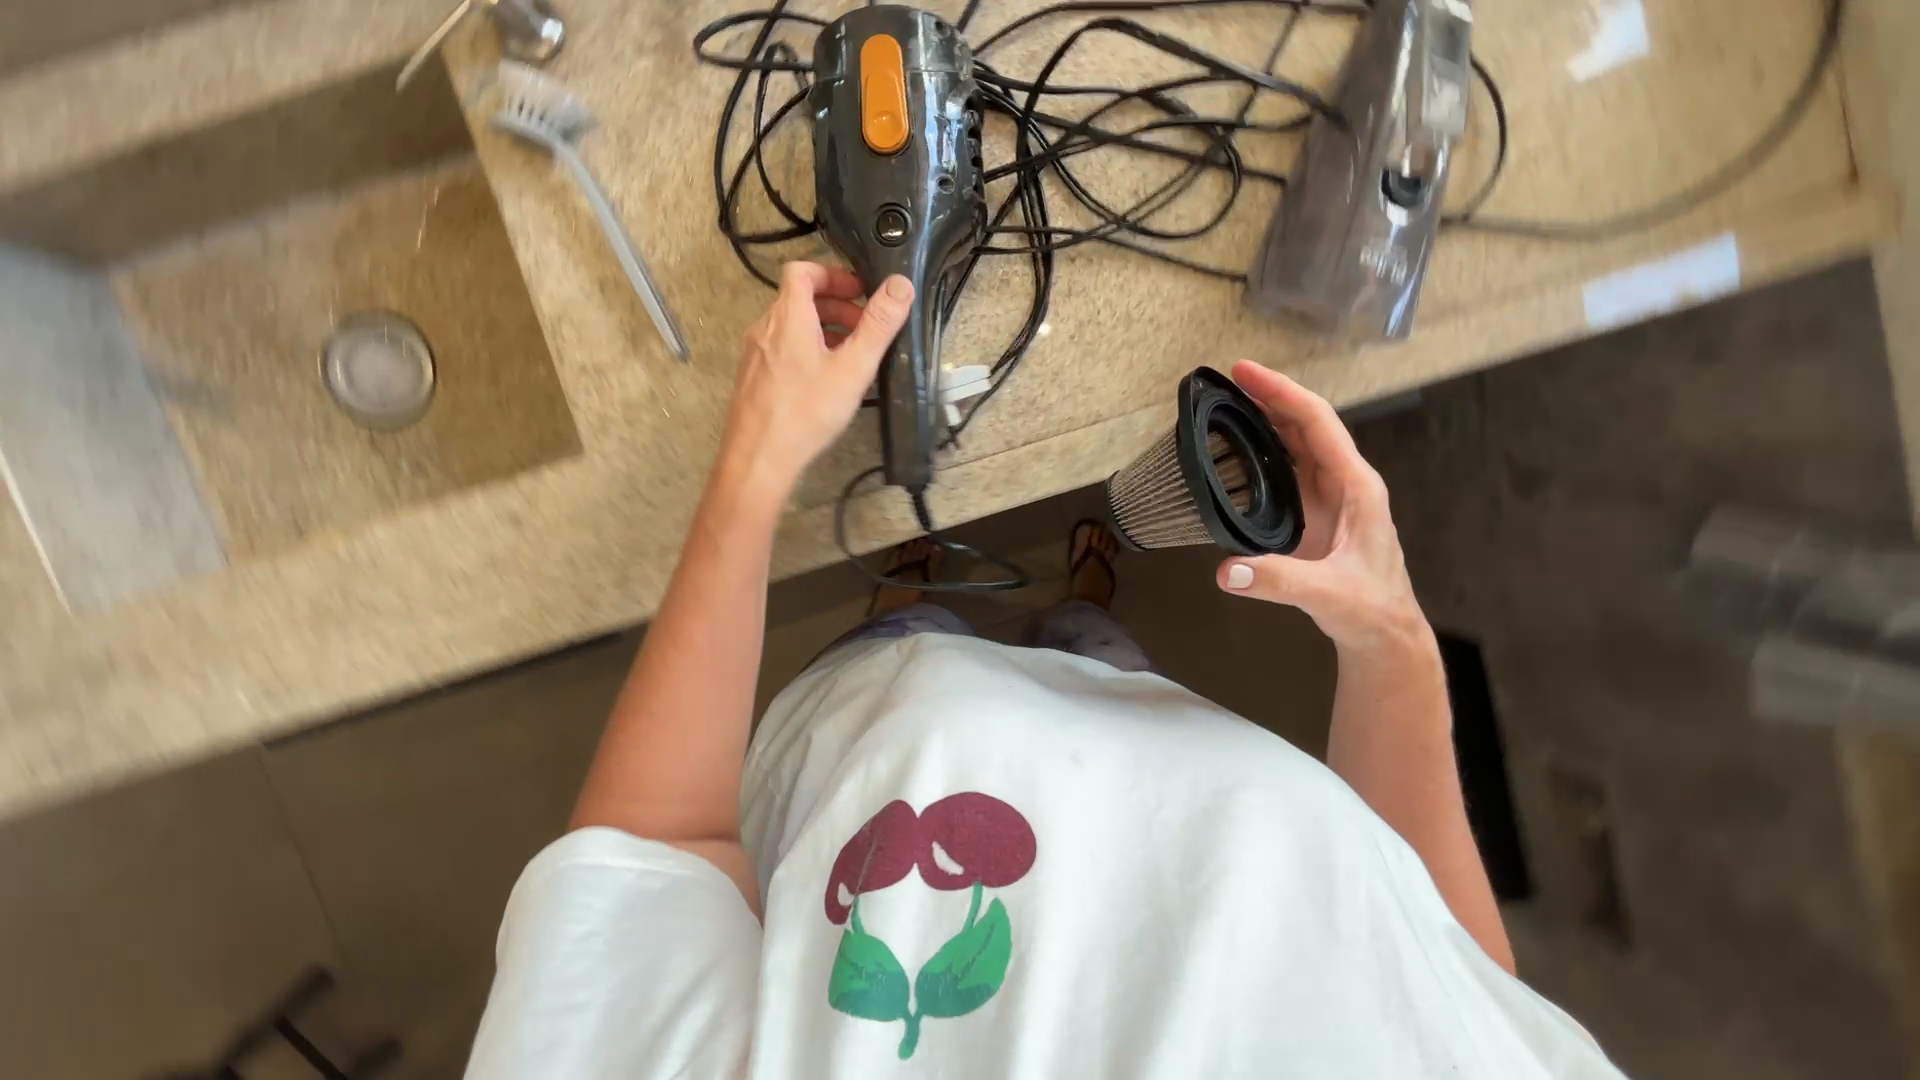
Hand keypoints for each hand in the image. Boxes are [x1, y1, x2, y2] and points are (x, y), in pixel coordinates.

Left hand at [721, 261, 913, 491]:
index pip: (803, 271)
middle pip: (799, 299)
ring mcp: (755, 353)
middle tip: (864, 329)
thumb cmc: (805, 413)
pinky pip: (782, 350)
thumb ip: (878, 325)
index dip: (832, 275)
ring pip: (791, 327)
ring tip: (850, 357)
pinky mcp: (753, 377)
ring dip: (823, 331)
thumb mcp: (853, 368)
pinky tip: (825, 382)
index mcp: (788, 317)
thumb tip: (900, 285)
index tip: (859, 293)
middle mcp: (765, 328)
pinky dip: (806, 351)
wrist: (759, 458)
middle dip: (836, 307)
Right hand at [1214, 360, 1430, 657]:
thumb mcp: (1326, 595)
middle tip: (1227, 380)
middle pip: (1306, 425)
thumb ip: (1276, 581)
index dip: (1282, 393)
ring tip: (1228, 403)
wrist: (1383, 635)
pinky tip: (1238, 448)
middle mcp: (1343, 482)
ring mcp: (1329, 497)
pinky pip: (1288, 468)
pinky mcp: (1314, 513)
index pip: (1317, 425)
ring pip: (1298, 443)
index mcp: (1355, 486)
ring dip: (1267, 419)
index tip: (1245, 372)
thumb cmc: (1368, 610)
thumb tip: (1224, 571)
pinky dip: (1264, 450)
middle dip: (1270, 397)